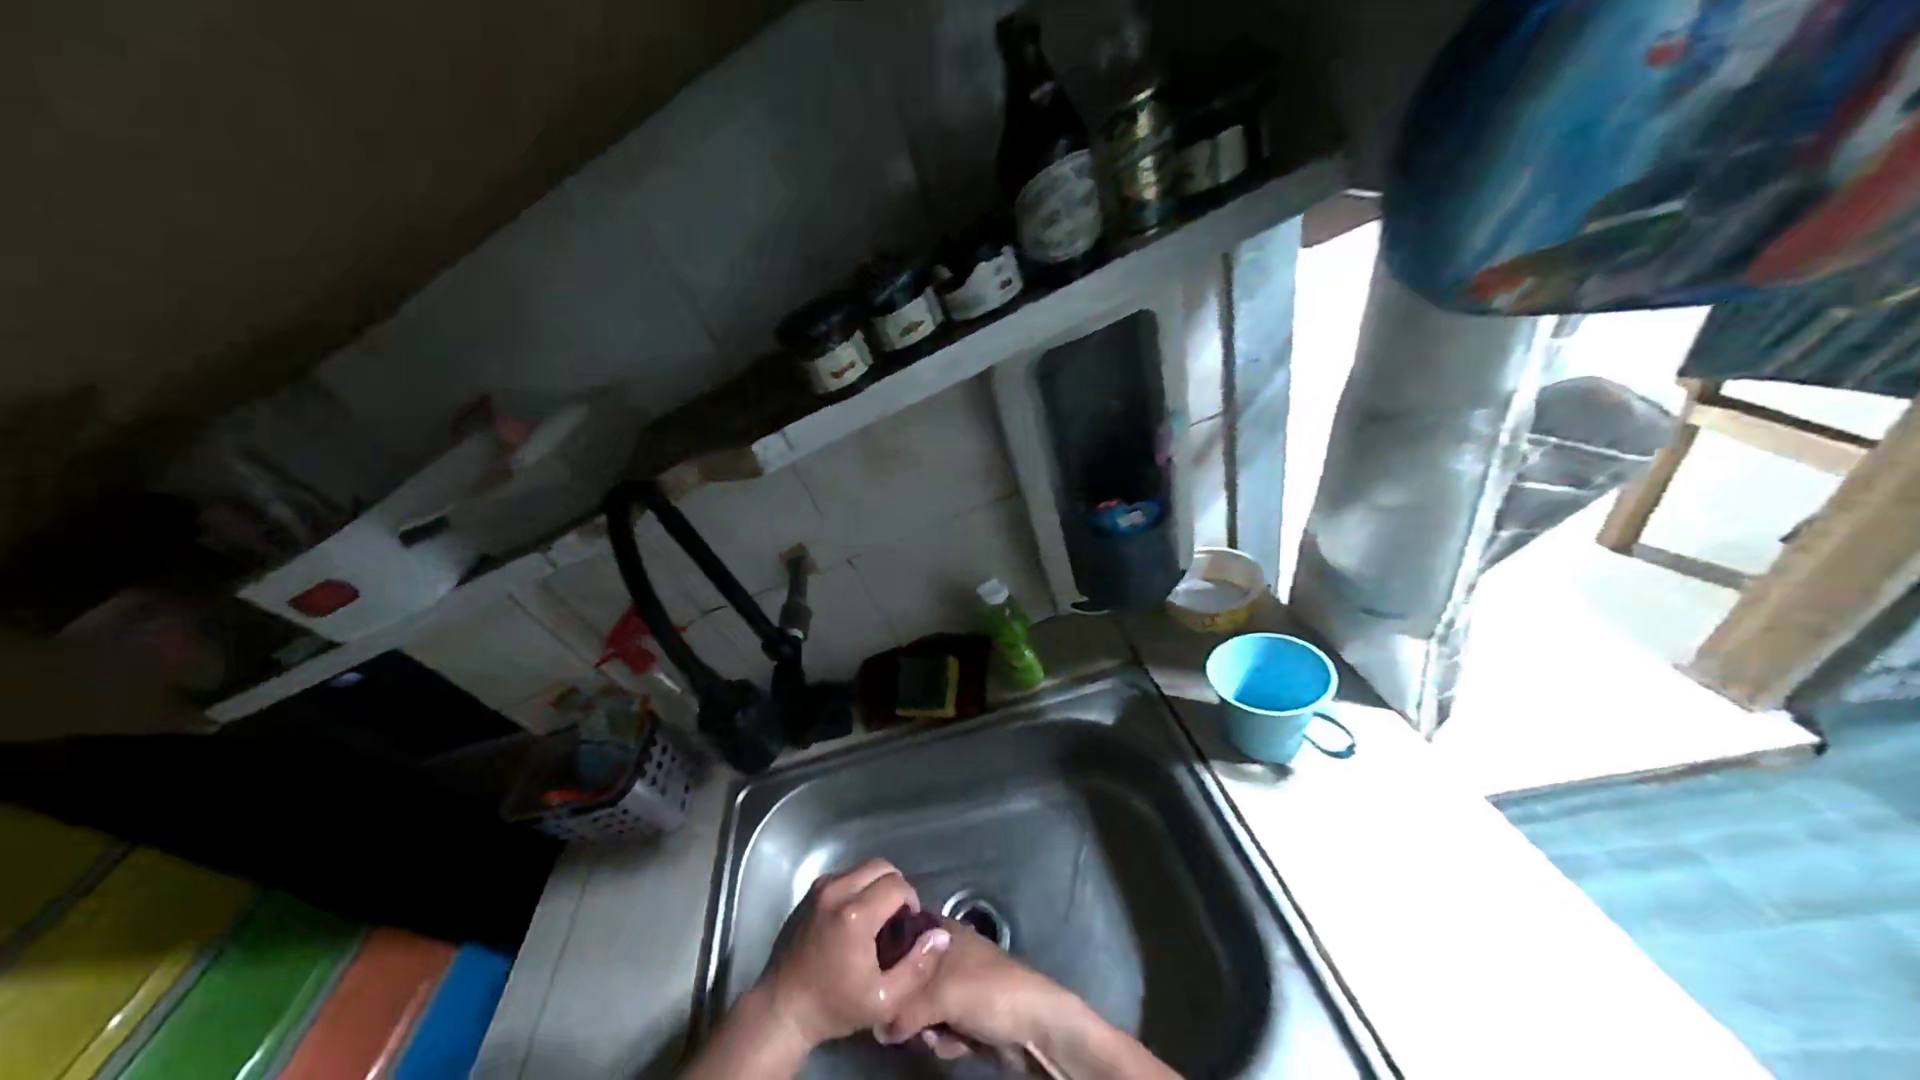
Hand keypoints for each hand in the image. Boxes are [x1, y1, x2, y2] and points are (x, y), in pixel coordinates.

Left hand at [757, 858, 951, 1048]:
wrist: (782, 1008)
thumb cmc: (834, 1006)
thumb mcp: (884, 1000)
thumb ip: (918, 966)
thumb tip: (940, 934)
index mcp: (855, 914)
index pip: (898, 885)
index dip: (911, 901)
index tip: (908, 925)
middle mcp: (836, 891)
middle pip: (881, 865)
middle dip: (896, 886)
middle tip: (896, 917)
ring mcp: (819, 888)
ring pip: (862, 867)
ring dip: (876, 884)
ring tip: (877, 916)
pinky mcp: (809, 892)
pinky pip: (844, 874)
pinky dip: (857, 886)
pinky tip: (855, 916)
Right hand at [875, 917, 1080, 1060]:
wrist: (1035, 1026)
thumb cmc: (988, 992)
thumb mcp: (939, 995)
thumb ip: (902, 1010)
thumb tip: (878, 1029)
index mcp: (940, 932)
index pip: (900, 938)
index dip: (885, 961)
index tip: (873, 983)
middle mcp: (945, 954)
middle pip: (907, 980)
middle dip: (908, 1007)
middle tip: (913, 1020)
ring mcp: (956, 985)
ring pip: (920, 1009)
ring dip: (928, 1028)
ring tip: (941, 1034)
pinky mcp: (965, 1014)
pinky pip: (938, 1027)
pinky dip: (945, 1039)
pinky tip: (958, 1044)